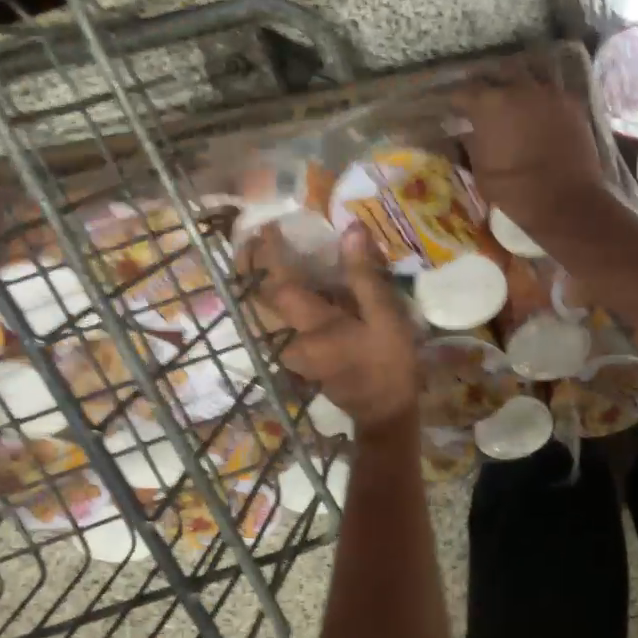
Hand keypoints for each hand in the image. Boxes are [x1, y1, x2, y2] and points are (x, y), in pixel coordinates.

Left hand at [239, 223, 419, 434]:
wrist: (384, 410)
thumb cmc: (389, 362)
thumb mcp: (385, 316)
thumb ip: (364, 275)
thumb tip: (351, 231)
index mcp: (313, 327)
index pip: (280, 285)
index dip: (271, 255)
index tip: (269, 227)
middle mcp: (291, 341)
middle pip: (256, 301)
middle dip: (248, 268)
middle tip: (250, 239)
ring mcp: (290, 353)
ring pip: (259, 314)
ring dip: (254, 285)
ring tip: (256, 258)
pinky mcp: (296, 359)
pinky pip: (271, 324)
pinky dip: (267, 301)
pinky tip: (275, 288)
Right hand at [451, 62, 606, 239]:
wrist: (567, 201)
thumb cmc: (515, 191)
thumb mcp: (481, 172)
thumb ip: (471, 145)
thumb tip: (465, 133)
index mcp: (488, 104)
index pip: (464, 91)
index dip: (458, 101)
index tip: (456, 111)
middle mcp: (518, 88)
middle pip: (498, 73)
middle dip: (490, 83)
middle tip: (487, 99)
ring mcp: (549, 93)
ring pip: (529, 75)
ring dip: (519, 84)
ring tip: (516, 99)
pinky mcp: (572, 103)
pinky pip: (553, 91)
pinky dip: (544, 98)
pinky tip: (542, 111)